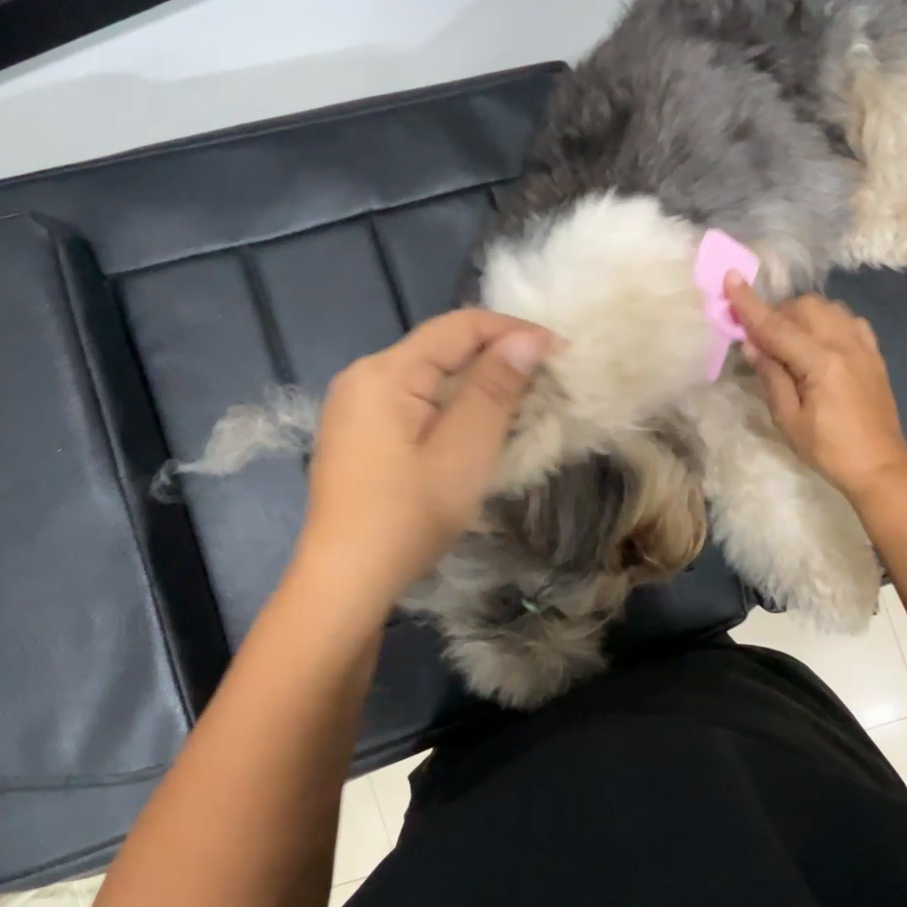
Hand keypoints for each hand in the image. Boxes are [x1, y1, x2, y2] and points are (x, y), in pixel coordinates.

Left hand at [295, 308, 552, 603]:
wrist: (345, 579)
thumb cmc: (408, 516)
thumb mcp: (463, 452)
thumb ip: (494, 389)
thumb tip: (527, 338)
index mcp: (386, 372)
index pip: (459, 326)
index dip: (514, 331)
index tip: (561, 353)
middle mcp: (362, 376)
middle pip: (440, 348)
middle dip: (496, 357)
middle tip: (547, 381)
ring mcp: (353, 406)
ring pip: (427, 377)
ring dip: (475, 384)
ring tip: (520, 404)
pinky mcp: (355, 434)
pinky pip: (410, 402)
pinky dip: (448, 406)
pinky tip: (473, 429)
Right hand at [727, 276, 906, 496]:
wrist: (879, 465)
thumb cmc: (827, 449)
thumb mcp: (788, 419)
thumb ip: (771, 376)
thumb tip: (753, 344)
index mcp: (822, 363)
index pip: (777, 327)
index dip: (750, 304)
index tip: (731, 279)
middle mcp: (845, 344)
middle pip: (805, 307)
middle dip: (777, 313)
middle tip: (760, 338)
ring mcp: (863, 346)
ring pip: (827, 308)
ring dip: (802, 315)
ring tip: (788, 341)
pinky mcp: (873, 353)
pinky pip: (848, 320)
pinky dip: (826, 322)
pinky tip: (817, 342)